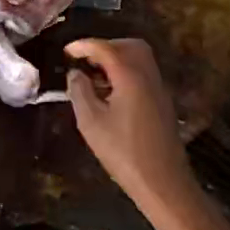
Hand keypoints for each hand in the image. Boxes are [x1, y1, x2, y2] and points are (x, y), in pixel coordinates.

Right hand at [66, 38, 194, 201]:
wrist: (163, 183)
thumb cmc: (123, 152)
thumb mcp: (90, 121)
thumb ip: (80, 91)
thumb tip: (76, 74)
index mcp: (130, 77)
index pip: (105, 48)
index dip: (84, 46)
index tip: (66, 51)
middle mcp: (148, 77)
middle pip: (130, 46)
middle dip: (105, 46)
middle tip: (85, 59)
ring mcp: (159, 90)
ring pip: (140, 59)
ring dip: (116, 59)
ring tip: (94, 76)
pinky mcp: (162, 103)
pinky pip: (144, 74)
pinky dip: (125, 72)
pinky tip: (110, 93)